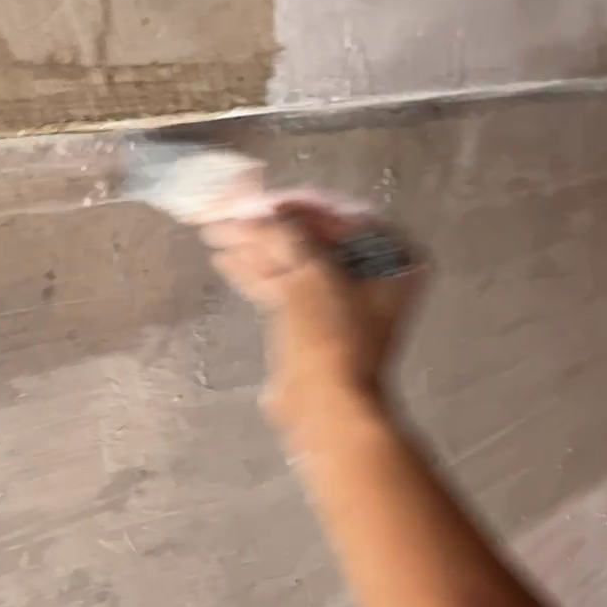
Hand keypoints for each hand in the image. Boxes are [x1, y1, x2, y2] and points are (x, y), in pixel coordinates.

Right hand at [198, 192, 423, 433]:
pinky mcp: (310, 323)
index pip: (340, 213)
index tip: (258, 200)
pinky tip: (225, 259)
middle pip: (312, 237)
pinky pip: (281, 287)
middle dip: (267, 225)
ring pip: (292, 262)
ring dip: (254, 247)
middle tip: (229, 212)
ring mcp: (339, 301)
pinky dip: (255, 273)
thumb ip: (284, 233)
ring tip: (215, 232)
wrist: (325, 405)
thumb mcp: (311, 274)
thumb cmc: (332, 339)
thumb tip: (255, 209)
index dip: (297, 204)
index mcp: (391, 257)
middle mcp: (370, 275)